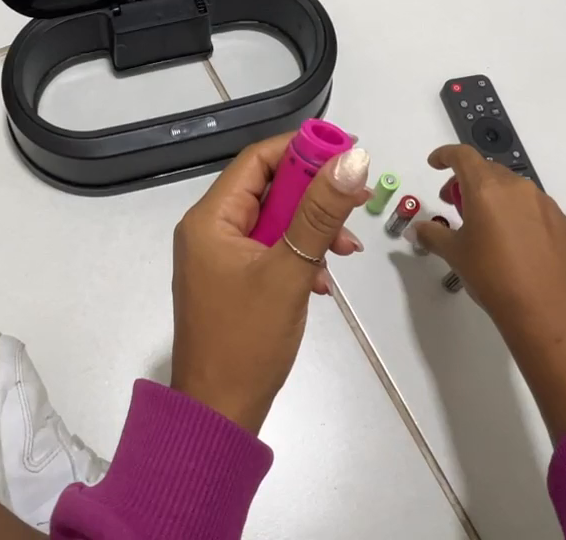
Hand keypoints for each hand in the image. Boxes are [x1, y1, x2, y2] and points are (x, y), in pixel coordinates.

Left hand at [171, 135, 370, 434]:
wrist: (218, 414)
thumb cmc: (248, 339)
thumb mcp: (290, 271)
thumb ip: (320, 214)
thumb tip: (351, 159)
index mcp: (210, 217)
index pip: (257, 160)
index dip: (301, 150)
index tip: (345, 154)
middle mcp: (209, 229)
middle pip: (267, 190)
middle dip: (313, 196)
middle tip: (356, 202)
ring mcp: (218, 257)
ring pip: (272, 222)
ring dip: (311, 231)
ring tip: (346, 250)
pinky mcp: (231, 281)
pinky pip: (268, 251)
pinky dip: (297, 257)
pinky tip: (321, 281)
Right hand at [413, 145, 565, 440]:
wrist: (547, 311)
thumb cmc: (492, 276)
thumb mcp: (454, 254)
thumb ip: (432, 234)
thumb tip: (417, 229)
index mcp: (485, 189)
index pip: (462, 156)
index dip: (445, 155)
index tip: (435, 165)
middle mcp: (517, 187)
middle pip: (487, 170)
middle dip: (467, 181)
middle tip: (455, 205)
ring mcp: (545, 204)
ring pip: (513, 188)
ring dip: (495, 196)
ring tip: (487, 226)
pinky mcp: (563, 223)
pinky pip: (535, 207)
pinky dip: (519, 213)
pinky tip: (516, 242)